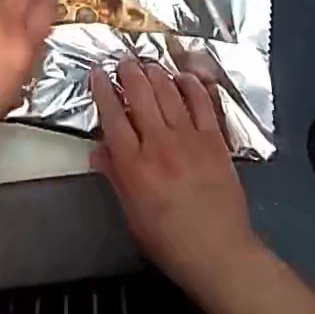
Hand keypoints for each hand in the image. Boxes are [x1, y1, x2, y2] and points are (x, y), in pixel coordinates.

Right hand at [89, 58, 261, 285]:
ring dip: (155, 72)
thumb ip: (114, 176)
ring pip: (168, 92)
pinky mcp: (214, 139)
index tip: (97, 72)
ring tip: (147, 64)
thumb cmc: (169, 240)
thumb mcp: (131, 214)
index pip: (113, 117)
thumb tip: (96, 150)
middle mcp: (160, 145)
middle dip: (129, 72)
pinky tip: (182, 76)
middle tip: (123, 61)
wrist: (218, 252)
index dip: (103, 90)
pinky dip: (190, 85)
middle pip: (140, 94)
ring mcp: (189, 138)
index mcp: (135, 166)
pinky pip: (201, 102)